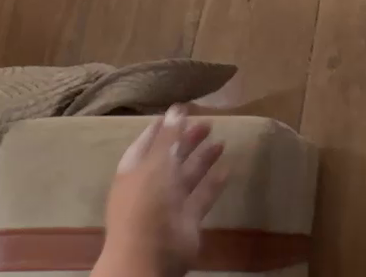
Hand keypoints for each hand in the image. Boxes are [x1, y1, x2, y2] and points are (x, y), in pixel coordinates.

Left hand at [96, 104, 227, 276]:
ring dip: (203, 158)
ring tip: (221, 140)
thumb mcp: (155, 164)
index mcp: (136, 170)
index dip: (162, 127)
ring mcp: (169, 204)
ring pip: (188, 175)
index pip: (148, 142)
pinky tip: (229, 167)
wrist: (148, 258)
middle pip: (170, 157)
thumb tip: (177, 108)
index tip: (180, 110)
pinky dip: (214, 182)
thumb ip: (168, 137)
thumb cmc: (146, 204)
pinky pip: (202, 195)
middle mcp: (151, 185)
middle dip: (187, 140)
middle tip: (208, 122)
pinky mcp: (187, 219)